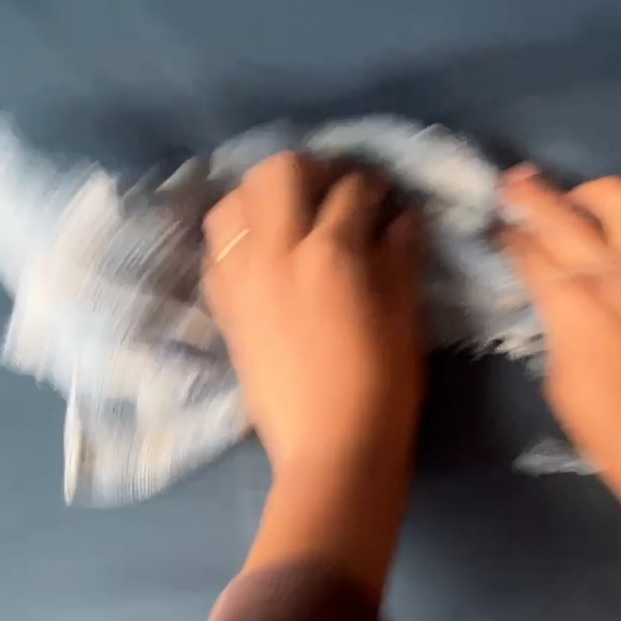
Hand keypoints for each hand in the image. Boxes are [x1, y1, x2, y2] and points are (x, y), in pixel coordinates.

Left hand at [202, 153, 424, 594]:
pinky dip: (239, 237)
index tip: (387, 197)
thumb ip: (402, 261)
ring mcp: (240, 278)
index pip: (352, 192)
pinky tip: (264, 255)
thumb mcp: (405, 322)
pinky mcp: (224, 307)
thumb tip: (403, 218)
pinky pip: (216, 248)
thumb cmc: (383, 390)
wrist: (333, 450)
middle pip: (278, 172)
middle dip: (313, 170)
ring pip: (232, 201)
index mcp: (331, 254)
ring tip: (292, 218)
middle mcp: (275, 252)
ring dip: (264, 196)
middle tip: (336, 194)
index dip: (375, 186)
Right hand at [500, 166, 620, 620]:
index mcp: (572, 302)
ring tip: (601, 206)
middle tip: (521, 182)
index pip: (529, 251)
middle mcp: (618, 270)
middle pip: (567, 212)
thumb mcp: (563, 384)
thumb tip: (566, 310)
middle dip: (534, 193)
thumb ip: (562, 333)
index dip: (510, 236)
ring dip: (608, 197)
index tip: (501, 227)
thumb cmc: (616, 435)